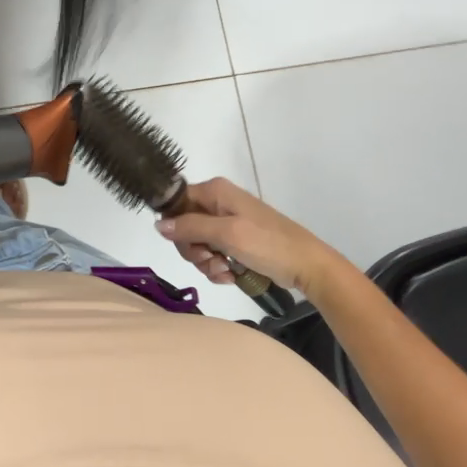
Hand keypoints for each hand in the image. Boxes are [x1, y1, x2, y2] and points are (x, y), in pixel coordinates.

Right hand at [154, 177, 346, 296]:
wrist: (308, 266)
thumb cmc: (269, 244)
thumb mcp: (227, 234)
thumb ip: (191, 227)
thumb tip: (158, 225)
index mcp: (215, 191)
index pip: (176, 202)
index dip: (176, 225)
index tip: (187, 244)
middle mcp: (218, 202)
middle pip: (185, 226)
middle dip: (194, 249)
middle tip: (211, 260)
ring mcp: (227, 222)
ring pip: (197, 243)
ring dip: (206, 262)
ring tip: (225, 272)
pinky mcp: (236, 241)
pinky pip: (213, 253)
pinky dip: (218, 267)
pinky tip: (231, 276)